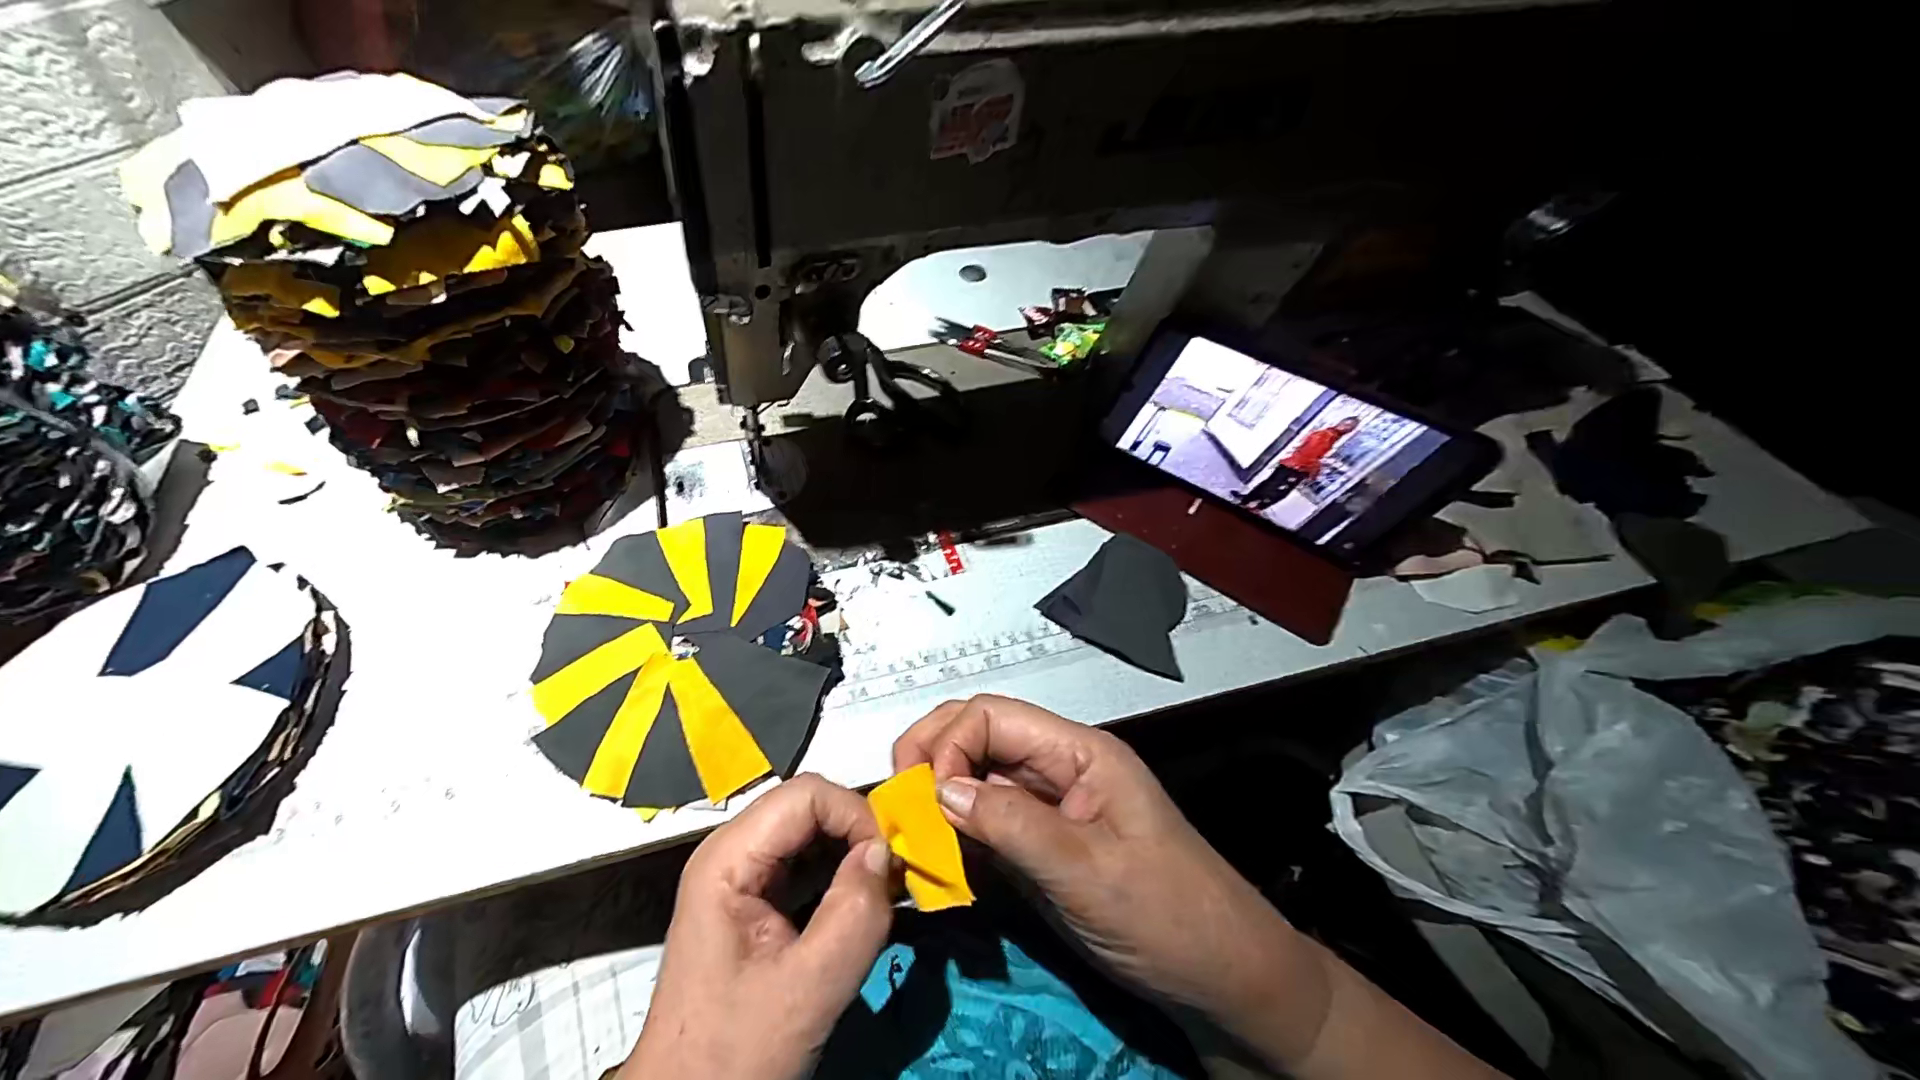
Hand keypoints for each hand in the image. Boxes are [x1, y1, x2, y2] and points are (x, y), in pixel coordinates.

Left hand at [624, 775, 892, 1079]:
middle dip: (857, 830)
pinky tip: (864, 900)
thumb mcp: (807, 991)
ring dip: (853, 850)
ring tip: (885, 888)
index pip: (806, 795)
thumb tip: (886, 852)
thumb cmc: (734, 1054)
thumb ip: (854, 915)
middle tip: (893, 874)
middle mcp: (732, 853)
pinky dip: (841, 871)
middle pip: (808, 805)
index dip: (855, 814)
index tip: (889, 859)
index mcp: (728, 861)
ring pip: (811, 830)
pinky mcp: (756, 898)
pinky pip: (807, 861)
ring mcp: (742, 874)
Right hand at [891, 696, 1326, 1049]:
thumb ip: (1012, 824)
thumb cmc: (1169, 914)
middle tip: (901, 803)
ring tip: (910, 835)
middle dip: (931, 759)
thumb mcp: (1089, 870)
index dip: (949, 744)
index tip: (926, 798)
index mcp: (1077, 751)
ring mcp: (1044, 806)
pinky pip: (983, 823)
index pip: (992, 716)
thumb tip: (939, 790)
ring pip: (973, 780)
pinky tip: (936, 858)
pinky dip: (953, 835)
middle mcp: (1055, 767)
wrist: (1221, 977)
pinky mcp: (1038, 844)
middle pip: (976, 737)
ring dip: (937, 801)